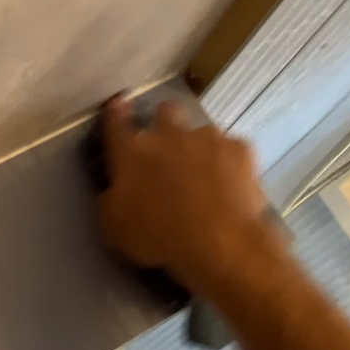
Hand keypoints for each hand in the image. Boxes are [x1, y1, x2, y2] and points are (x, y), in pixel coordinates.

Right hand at [96, 96, 281, 290]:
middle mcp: (169, 134)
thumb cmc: (156, 236)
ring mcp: (208, 138)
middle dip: (164, 124)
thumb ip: (109, 200)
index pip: (115, 123)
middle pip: (165, 111)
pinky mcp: (240, 149)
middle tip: (166, 151)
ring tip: (202, 178)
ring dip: (197, 148)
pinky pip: (230, 150)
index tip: (116, 107)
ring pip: (200, 131)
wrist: (217, 242)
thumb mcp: (112, 227)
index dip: (114, 115)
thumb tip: (112, 188)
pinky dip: (226, 164)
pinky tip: (227, 187)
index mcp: (132, 153)